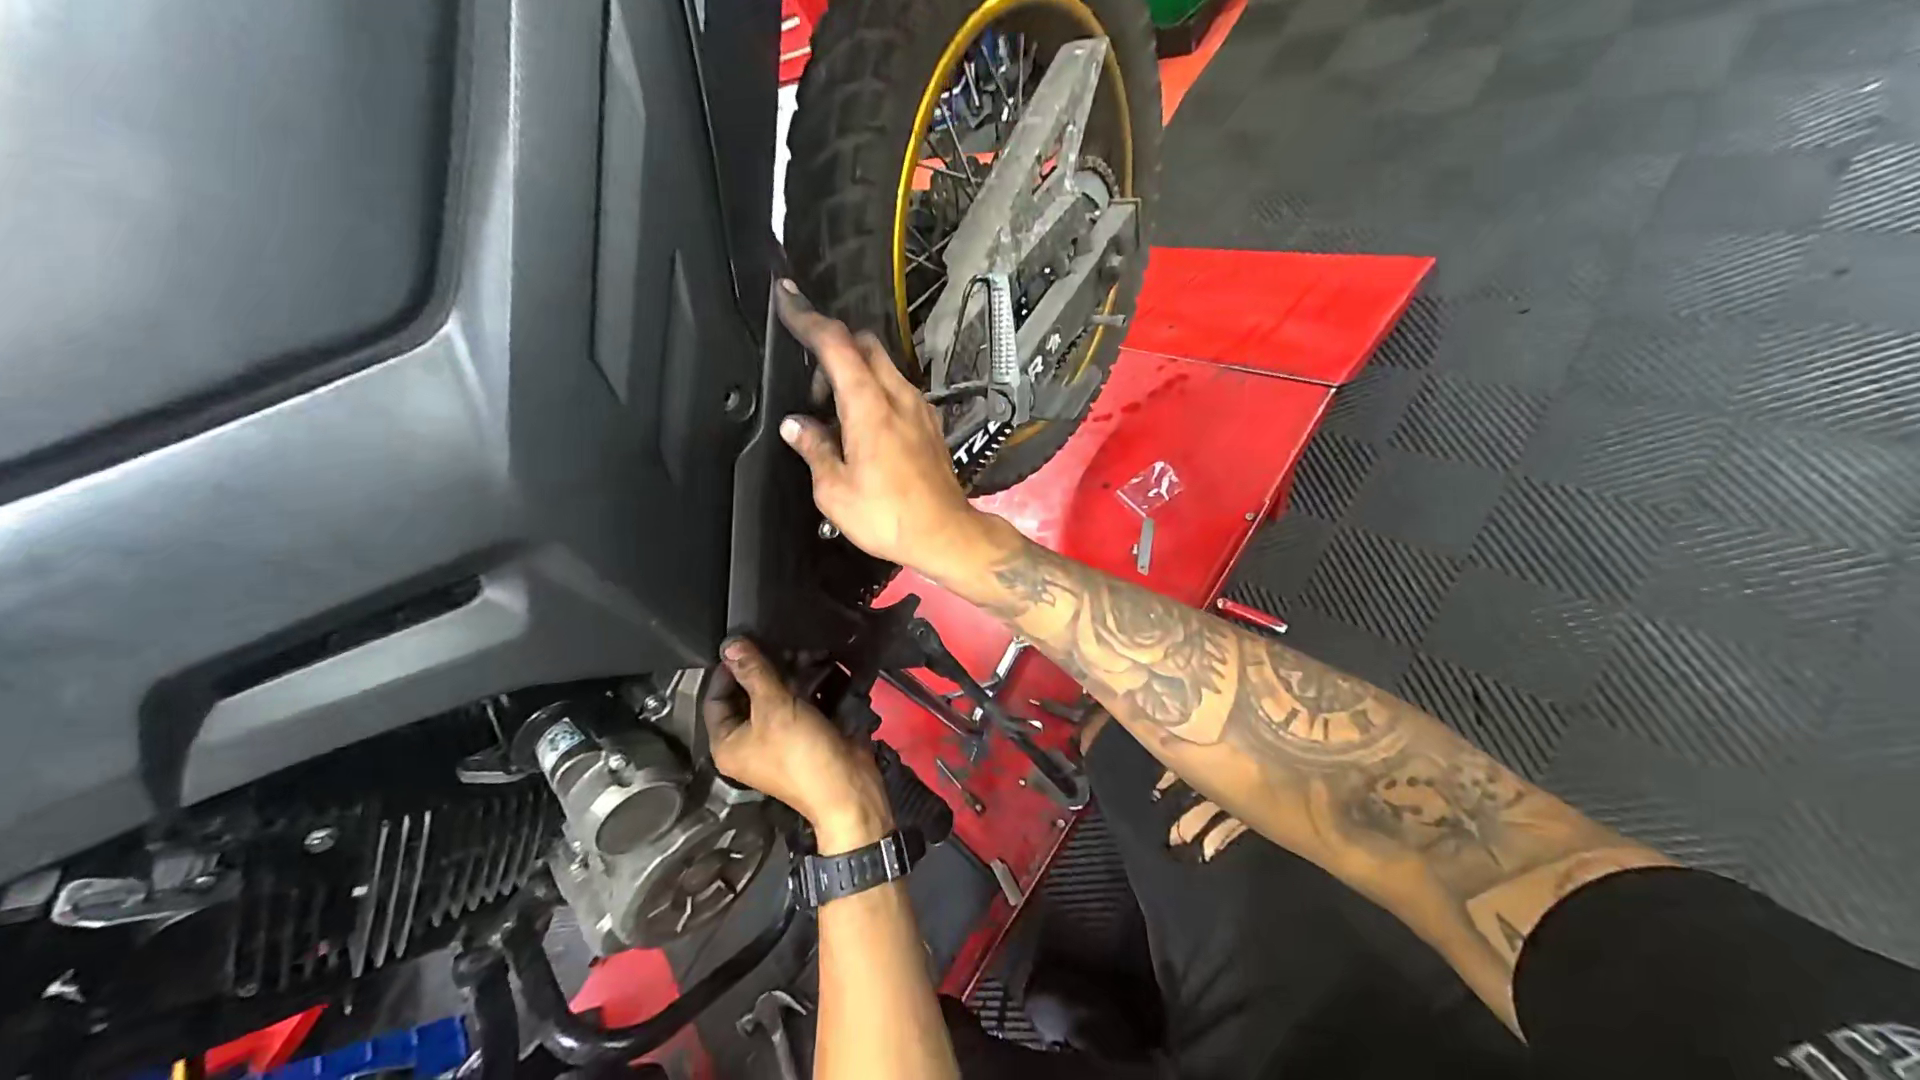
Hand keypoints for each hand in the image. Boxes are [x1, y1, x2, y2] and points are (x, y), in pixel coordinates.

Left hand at [702, 637, 892, 852]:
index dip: (728, 670)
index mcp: (727, 744)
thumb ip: (753, 672)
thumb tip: (730, 644)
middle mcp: (748, 742)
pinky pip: (799, 704)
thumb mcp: (774, 707)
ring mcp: (778, 739)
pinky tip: (820, 666)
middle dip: (766, 669)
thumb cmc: (801, 753)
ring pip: (777, 697)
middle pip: (748, 695)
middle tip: (780, 644)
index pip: (715, 698)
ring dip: (790, 674)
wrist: (847, 788)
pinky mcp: (805, 735)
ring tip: (806, 652)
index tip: (747, 644)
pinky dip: (808, 686)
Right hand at [773, 280, 998, 577]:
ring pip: (883, 365)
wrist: (944, 534)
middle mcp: (898, 397)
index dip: (807, 318)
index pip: (835, 343)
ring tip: (834, 414)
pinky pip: (898, 390)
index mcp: (868, 407)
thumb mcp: (835, 490)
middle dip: (832, 347)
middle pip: (863, 343)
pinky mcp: (929, 423)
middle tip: (811, 387)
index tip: (788, 299)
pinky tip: (863, 427)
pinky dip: (875, 392)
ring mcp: (918, 408)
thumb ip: (813, 449)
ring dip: (854, 372)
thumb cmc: (890, 517)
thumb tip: (797, 426)